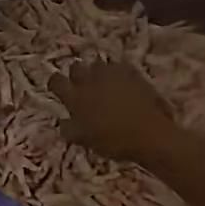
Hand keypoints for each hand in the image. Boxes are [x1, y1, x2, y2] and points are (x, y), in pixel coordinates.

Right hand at [48, 62, 179, 164]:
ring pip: (97, 64)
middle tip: (83, 87)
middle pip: (75, 67)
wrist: (148, 134)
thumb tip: (62, 121)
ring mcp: (111, 74)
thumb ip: (68, 128)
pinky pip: (119, 66)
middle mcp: (89, 80)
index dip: (56, 84)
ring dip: (98, 73)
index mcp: (75, 97)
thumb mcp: (83, 140)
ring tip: (104, 84)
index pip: (56, 81)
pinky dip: (118, 73)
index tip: (59, 89)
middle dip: (77, 74)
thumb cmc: (112, 141)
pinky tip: (123, 83)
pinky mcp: (130, 72)